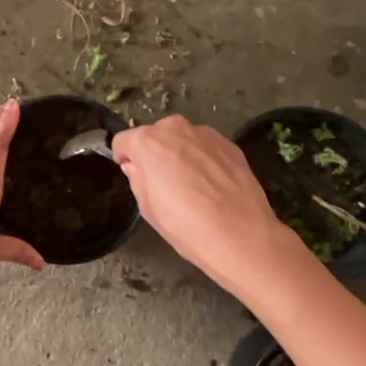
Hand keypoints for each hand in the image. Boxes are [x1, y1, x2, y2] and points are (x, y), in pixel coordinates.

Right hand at [111, 115, 303, 287]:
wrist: (242, 236)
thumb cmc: (186, 225)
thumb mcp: (148, 208)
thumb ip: (137, 179)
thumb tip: (137, 167)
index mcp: (148, 142)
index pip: (123, 140)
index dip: (124, 158)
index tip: (132, 174)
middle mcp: (176, 129)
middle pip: (154, 134)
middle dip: (154, 152)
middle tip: (162, 181)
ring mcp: (207, 134)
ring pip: (182, 138)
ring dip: (180, 153)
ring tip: (191, 185)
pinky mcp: (231, 145)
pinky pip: (206, 147)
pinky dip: (203, 159)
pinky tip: (212, 186)